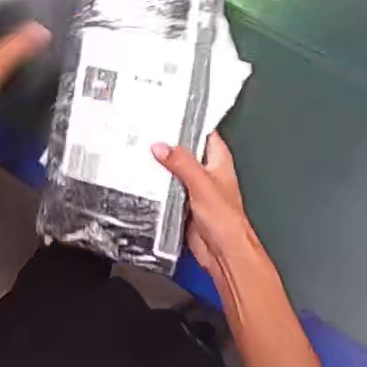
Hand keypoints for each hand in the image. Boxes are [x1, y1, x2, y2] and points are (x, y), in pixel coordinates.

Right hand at [152, 133, 261, 280]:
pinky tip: (143, 180)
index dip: (188, 122)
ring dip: (160, 166)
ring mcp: (194, 187)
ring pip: (173, 170)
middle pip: (184, 150)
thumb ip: (181, 162)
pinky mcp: (183, 203)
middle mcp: (207, 171)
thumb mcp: (201, 183)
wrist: (223, 252)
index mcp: (218, 159)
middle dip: (167, 144)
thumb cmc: (226, 220)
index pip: (203, 132)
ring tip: (140, 153)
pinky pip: (166, 189)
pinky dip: (157, 186)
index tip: (167, 114)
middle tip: (146, 133)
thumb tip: (161, 146)